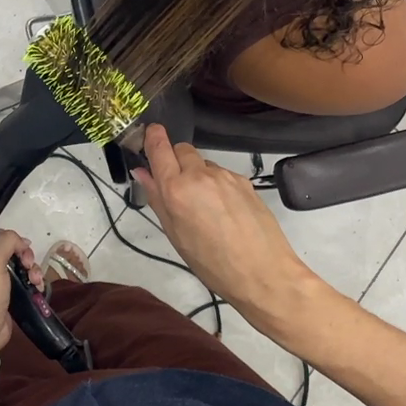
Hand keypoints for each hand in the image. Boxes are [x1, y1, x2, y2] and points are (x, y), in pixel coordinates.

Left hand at [0, 230, 39, 351]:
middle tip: (29, 265)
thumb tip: (21, 239)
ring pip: (19, 264)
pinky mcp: (6, 292)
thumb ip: (6, 243)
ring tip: (36, 280)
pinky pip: (22, 279)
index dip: (12, 239)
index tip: (23, 247)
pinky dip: (31, 280)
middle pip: (10, 249)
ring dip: (32, 269)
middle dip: (25, 256)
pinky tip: (37, 286)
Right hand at [132, 124, 320, 329]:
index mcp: (176, 189)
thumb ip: (157, 199)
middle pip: (182, 149)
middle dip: (176, 159)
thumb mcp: (175, 234)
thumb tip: (142, 172)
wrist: (263, 273)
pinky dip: (217, 184)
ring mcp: (226, 176)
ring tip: (205, 207)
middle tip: (177, 185)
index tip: (151, 132)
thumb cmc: (211, 263)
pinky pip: (222, 174)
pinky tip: (225, 210)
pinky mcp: (245, 181)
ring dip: (198, 174)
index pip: (160, 148)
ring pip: (204, 162)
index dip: (153, 136)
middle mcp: (200, 175)